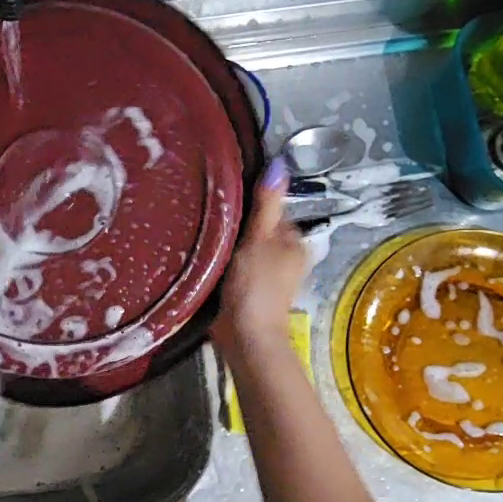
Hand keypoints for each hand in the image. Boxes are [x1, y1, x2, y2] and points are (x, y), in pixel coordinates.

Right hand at [216, 161, 306, 358]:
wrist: (246, 337)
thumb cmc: (255, 286)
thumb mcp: (259, 239)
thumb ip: (266, 205)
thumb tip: (279, 164)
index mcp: (296, 242)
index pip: (272, 209)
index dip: (249, 204)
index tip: (223, 202)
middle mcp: (287, 256)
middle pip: (257, 229)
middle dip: (237, 225)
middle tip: (210, 221)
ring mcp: (269, 276)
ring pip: (245, 247)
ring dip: (228, 245)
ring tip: (206, 239)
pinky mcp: (250, 291)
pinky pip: (236, 266)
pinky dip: (225, 263)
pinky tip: (208, 262)